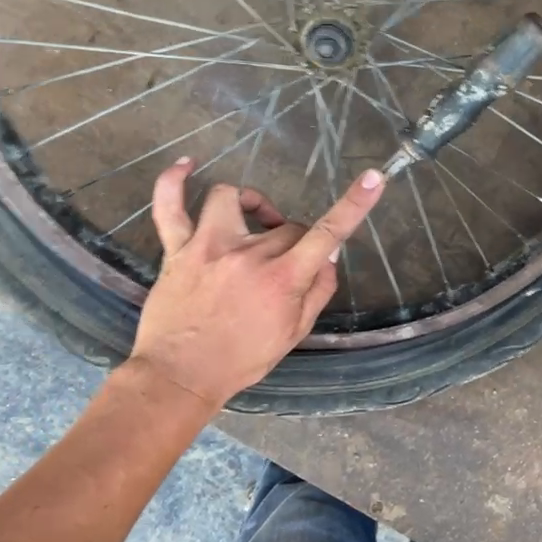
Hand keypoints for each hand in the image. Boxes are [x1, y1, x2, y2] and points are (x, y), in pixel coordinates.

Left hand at [126, 158, 385, 407]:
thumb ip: (318, 289)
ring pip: (233, 200)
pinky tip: (185, 164)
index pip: (328, 233)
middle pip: (285, 226)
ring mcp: (208, 247)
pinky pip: (169, 207)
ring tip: (253, 222)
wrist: (181, 377)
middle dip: (294, 242)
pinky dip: (173, 182)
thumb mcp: (295, 332)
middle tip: (285, 268)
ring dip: (251, 205)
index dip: (355, 203)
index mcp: (283, 278)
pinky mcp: (176, 251)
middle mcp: (248, 254)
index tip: (373, 177)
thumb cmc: (244, 358)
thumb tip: (328, 257)